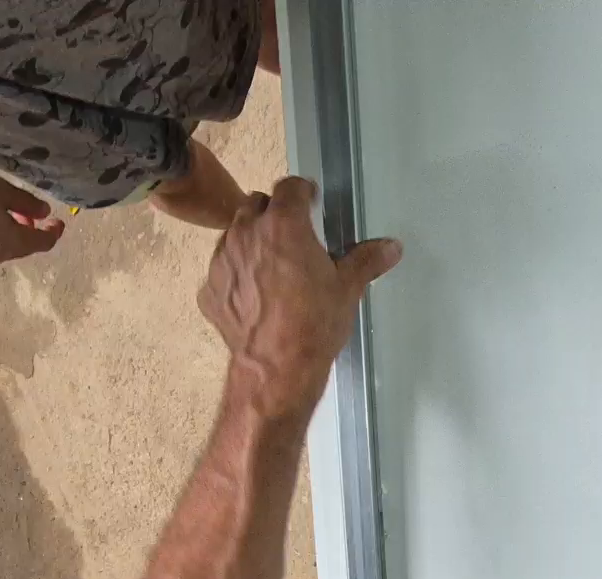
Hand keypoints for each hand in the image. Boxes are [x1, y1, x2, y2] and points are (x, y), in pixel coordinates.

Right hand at [0, 167, 64, 263]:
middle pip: (25, 246)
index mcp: (14, 242)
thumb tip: (45, 212)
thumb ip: (26, 202)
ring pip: (4, 246)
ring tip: (6, 213)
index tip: (59, 221)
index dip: (54, 232)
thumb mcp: (0, 190)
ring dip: (12, 232)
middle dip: (32, 231)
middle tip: (30, 214)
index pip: (43, 242)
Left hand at [197, 176, 401, 419]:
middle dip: (273, 215)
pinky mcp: (209, 291)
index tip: (311, 203)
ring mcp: (221, 261)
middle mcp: (246, 233)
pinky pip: (223, 273)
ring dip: (252, 244)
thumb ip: (367, 260)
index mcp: (283, 224)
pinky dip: (237, 279)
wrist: (276, 369)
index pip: (290, 187)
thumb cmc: (315, 324)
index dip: (302, 193)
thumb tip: (393, 246)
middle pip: (256, 205)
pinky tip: (254, 301)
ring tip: (272, 272)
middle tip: (292, 240)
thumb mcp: (347, 289)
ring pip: (235, 236)